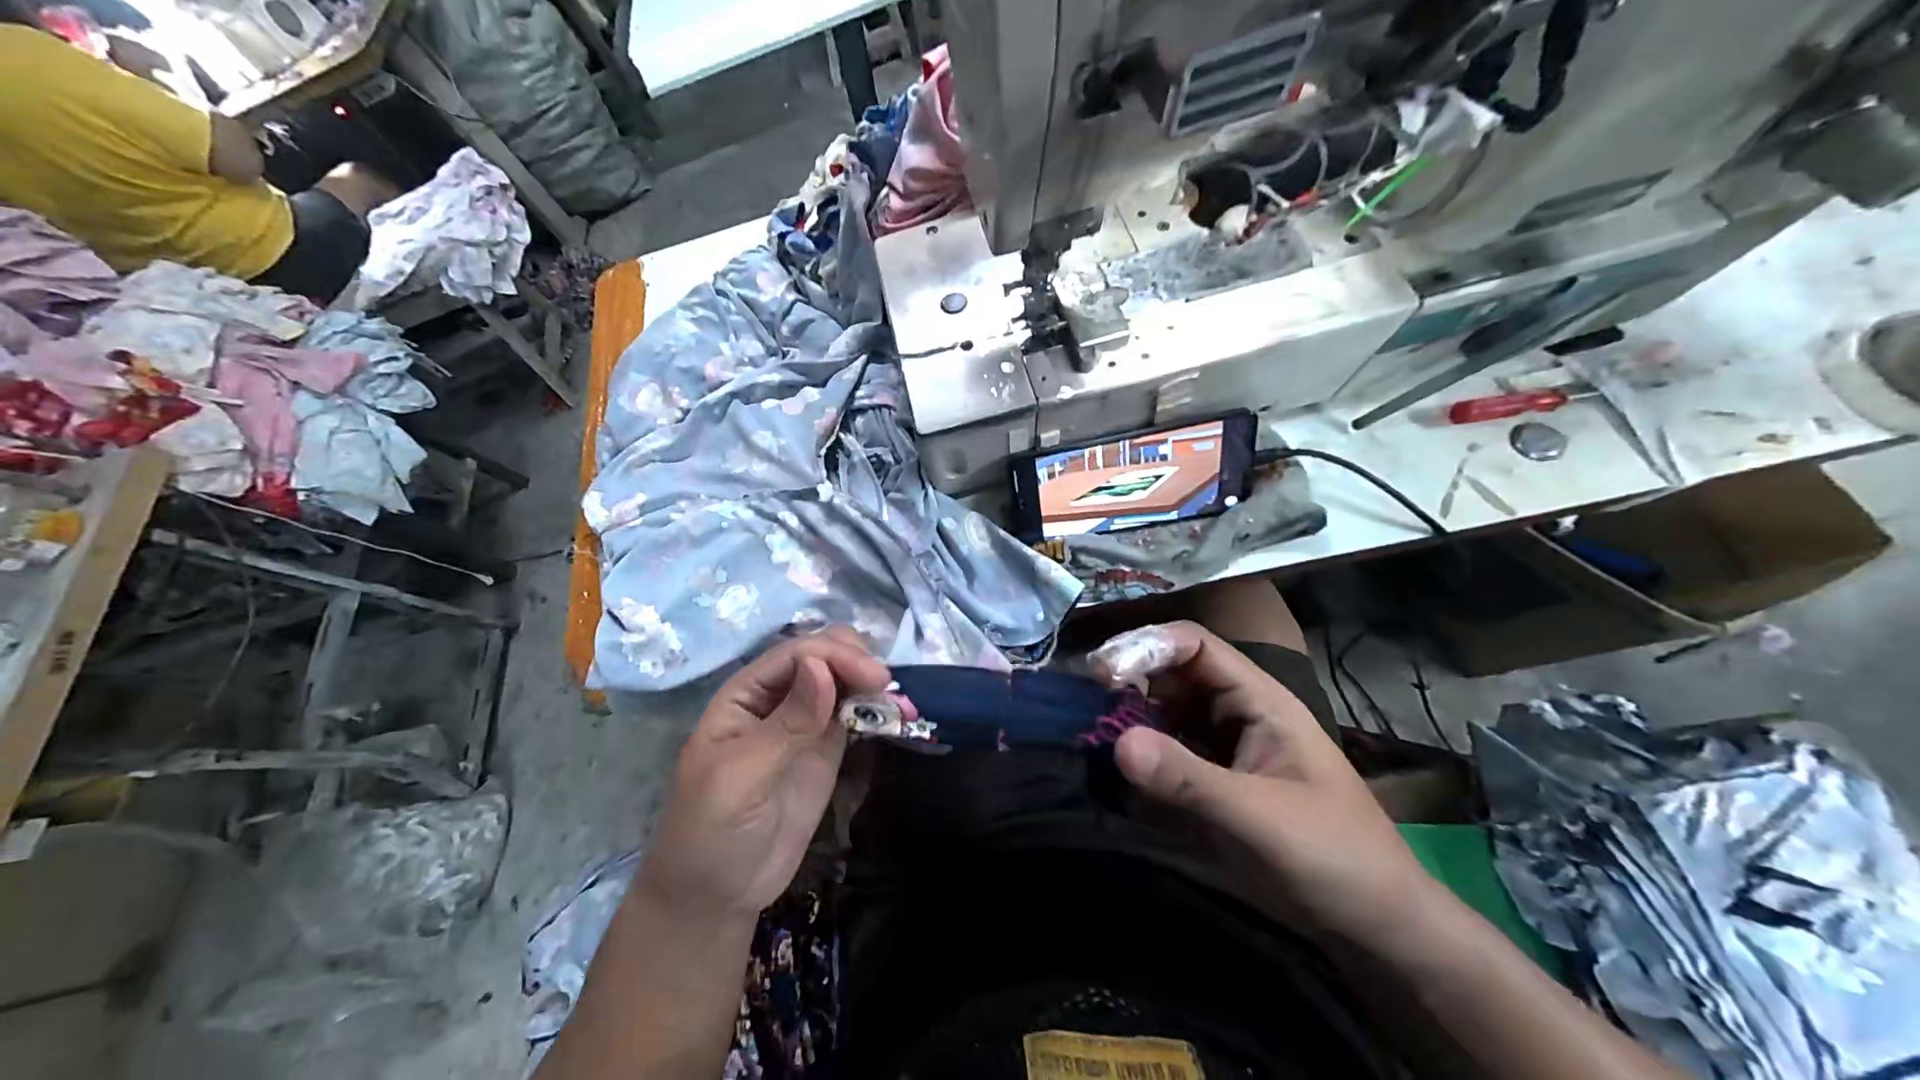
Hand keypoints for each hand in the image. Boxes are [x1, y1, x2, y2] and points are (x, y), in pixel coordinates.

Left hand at [638, 628, 890, 917]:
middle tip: (885, 686)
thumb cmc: (711, 832)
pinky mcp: (826, 748)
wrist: (719, 894)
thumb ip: (785, 722)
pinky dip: (875, 708)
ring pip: (842, 680)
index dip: (834, 655)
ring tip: (898, 701)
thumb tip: (822, 666)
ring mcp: (804, 722)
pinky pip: (854, 713)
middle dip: (855, 660)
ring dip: (870, 681)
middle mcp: (776, 698)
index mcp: (744, 695)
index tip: (873, 676)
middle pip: (821, 657)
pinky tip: (896, 713)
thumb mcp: (740, 776)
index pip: (794, 655)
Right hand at [1091, 622, 1438, 940]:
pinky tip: (1108, 769)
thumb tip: (1117, 743)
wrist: (1374, 928)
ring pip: (1161, 714)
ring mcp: (1220, 750)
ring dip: (1125, 718)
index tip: (1103, 675)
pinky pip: (1163, 755)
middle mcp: (1234, 714)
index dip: (1147, 647)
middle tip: (1081, 705)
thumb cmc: (1335, 858)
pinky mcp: (1209, 784)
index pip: (1195, 646)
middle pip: (1170, 674)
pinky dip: (1136, 756)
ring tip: (1085, 733)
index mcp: (1259, 700)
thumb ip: (1189, 780)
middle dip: (1127, 680)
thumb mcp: (1261, 818)